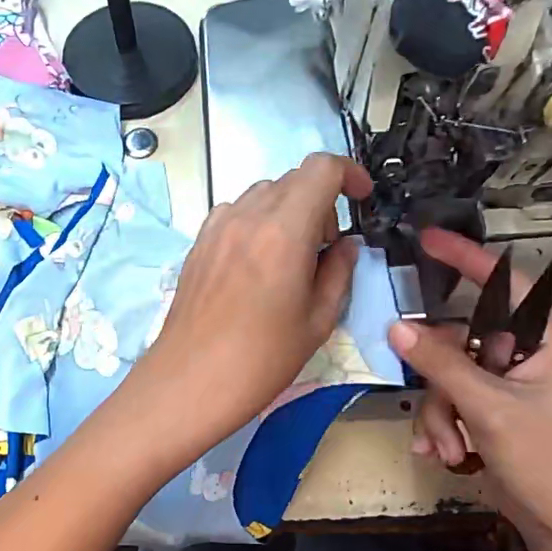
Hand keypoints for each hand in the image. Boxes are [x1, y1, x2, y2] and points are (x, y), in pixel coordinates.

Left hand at [130, 153, 372, 447]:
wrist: (190, 382)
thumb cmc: (261, 360)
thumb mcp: (317, 321)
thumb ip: (339, 273)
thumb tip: (345, 246)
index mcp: (284, 232)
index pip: (322, 168)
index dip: (350, 174)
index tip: (361, 198)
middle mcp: (248, 217)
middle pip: (294, 179)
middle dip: (322, 202)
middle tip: (326, 248)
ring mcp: (218, 227)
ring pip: (264, 194)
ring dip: (289, 211)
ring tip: (292, 259)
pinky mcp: (199, 243)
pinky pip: (237, 213)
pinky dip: (258, 222)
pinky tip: (258, 264)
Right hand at [389, 229, 551, 550]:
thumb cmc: (549, 463)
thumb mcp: (491, 411)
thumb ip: (442, 365)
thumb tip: (397, 324)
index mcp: (549, 344)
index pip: (506, 286)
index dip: (467, 260)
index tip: (428, 240)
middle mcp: (529, 358)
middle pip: (462, 342)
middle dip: (441, 382)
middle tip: (438, 414)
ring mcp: (510, 389)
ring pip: (451, 377)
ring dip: (440, 414)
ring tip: (448, 449)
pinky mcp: (495, 415)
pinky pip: (454, 403)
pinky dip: (443, 426)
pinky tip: (444, 455)